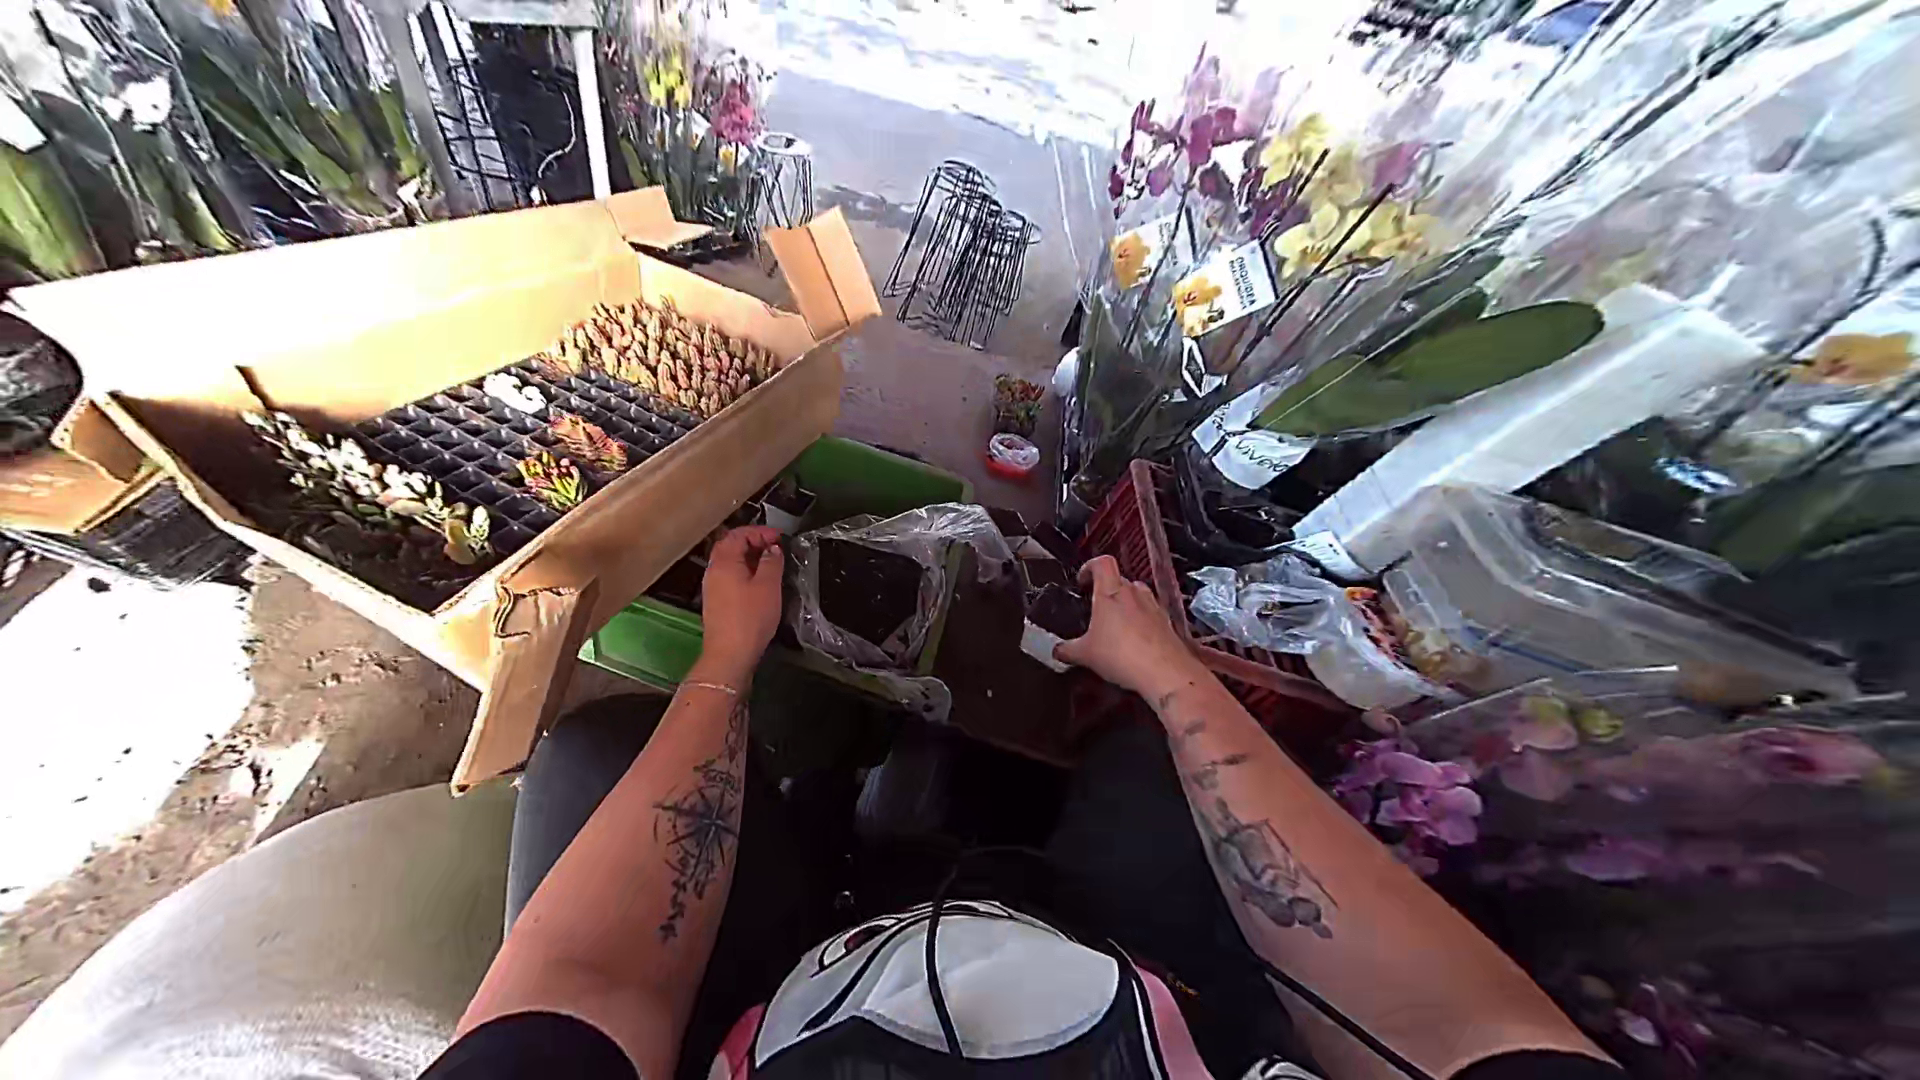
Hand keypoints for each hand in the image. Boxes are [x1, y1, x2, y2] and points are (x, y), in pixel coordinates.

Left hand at [696, 525, 784, 683]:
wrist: (730, 654)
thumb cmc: (750, 618)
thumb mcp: (768, 586)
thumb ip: (772, 562)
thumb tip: (772, 549)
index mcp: (724, 562)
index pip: (738, 534)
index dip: (759, 531)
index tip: (778, 538)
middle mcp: (714, 571)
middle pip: (730, 546)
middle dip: (753, 542)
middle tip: (774, 547)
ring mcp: (712, 587)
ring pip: (730, 562)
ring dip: (749, 557)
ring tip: (771, 563)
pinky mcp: (717, 601)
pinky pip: (729, 576)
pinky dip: (745, 571)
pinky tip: (760, 582)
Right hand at [1054, 555, 1209, 702]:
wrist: (1165, 674)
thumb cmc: (1124, 655)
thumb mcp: (1085, 655)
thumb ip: (1067, 650)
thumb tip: (1058, 651)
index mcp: (1110, 593)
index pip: (1102, 563)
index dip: (1090, 567)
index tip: (1082, 580)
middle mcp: (1134, 594)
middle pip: (1120, 579)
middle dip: (1106, 590)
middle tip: (1096, 607)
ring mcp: (1153, 607)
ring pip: (1138, 595)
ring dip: (1126, 603)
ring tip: (1115, 624)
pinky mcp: (1167, 624)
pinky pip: (1151, 614)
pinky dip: (1141, 621)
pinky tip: (1133, 642)